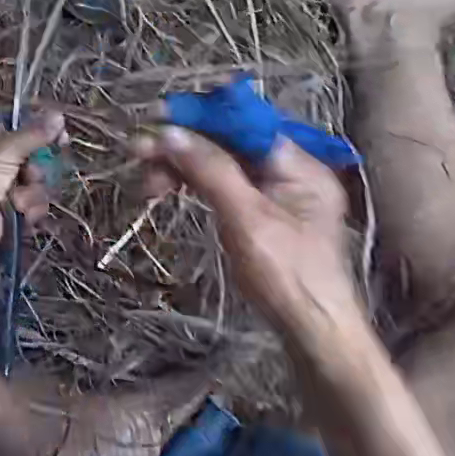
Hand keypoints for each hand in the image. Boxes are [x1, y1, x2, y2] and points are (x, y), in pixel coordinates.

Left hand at [0, 112, 64, 249]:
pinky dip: (31, 207)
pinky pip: (36, 201)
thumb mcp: (5, 150)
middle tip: (31, 174)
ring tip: (19, 199)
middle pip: (33, 156)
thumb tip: (59, 116)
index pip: (20, 127)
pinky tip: (22, 212)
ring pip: (38, 181)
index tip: (60, 135)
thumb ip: (34, 135)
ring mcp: (5, 184)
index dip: (39, 131)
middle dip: (36, 169)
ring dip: (33, 191)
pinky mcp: (14, 207)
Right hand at [135, 126, 362, 340]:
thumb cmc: (287, 276)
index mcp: (299, 164)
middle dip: (183, 144)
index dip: (199, 117)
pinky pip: (220, 183)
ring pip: (218, 162)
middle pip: (227, 141)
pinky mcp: (259, 211)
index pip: (243, 123)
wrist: (314, 338)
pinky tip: (165, 187)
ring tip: (146, 179)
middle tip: (140, 151)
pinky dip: (192, 182)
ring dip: (181, 165)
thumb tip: (169, 132)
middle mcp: (289, 170)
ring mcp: (273, 192)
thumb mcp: (245, 218)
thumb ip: (209, 169)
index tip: (158, 118)